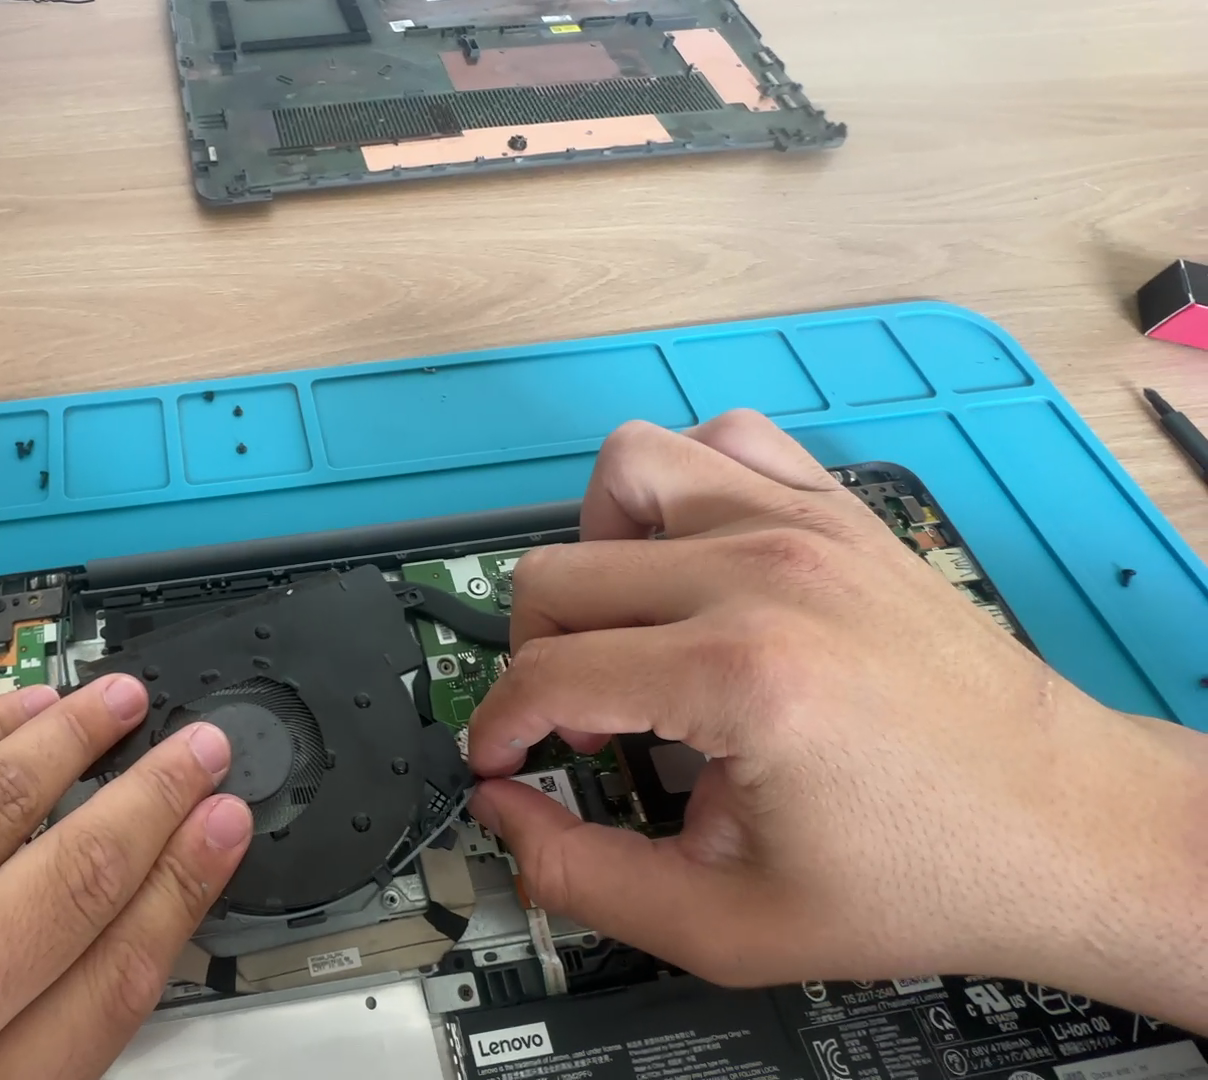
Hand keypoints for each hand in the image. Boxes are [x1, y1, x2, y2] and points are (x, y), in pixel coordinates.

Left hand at [0, 676, 251, 1079]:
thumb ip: (16, 1040)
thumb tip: (126, 915)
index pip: (100, 992)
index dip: (178, 897)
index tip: (220, 831)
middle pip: (64, 887)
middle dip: (150, 804)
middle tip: (201, 751)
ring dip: (76, 742)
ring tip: (125, 705)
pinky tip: (28, 707)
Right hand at [466, 411, 1207, 1021]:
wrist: (1087, 833)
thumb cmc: (915, 883)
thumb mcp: (728, 926)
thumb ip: (581, 877)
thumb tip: (497, 808)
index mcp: (737, 677)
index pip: (547, 675)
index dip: (499, 727)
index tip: (505, 762)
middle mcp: (759, 574)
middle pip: (555, 578)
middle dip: (537, 658)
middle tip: (585, 716)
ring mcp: (800, 522)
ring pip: (622, 471)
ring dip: (593, 552)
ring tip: (626, 619)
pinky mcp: (833, 507)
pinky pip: (716, 440)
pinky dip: (676, 487)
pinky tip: (687, 557)